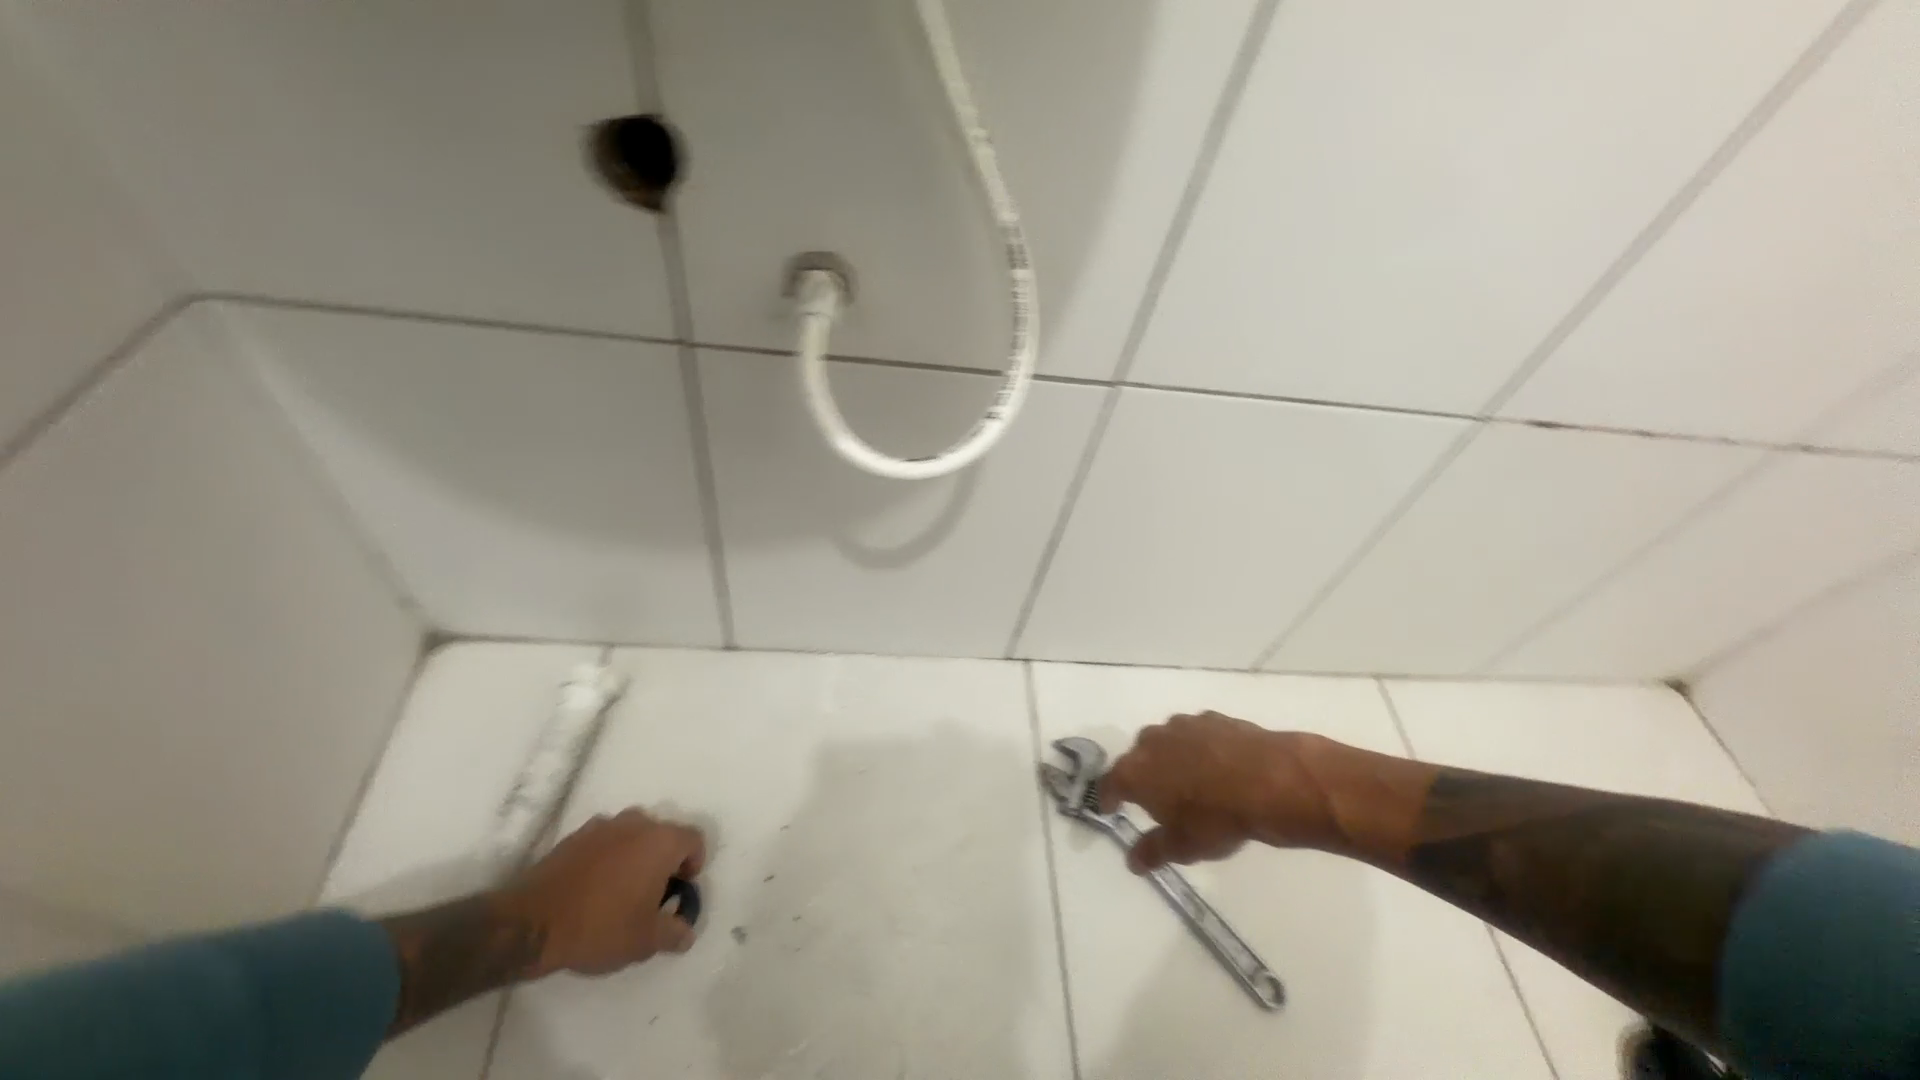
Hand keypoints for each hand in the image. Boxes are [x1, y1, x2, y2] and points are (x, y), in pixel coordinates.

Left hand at [505, 807, 705, 976]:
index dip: (695, 863)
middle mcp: (634, 824)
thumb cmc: (599, 927)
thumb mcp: (645, 941)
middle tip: (654, 892)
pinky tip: (594, 888)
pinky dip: (607, 857)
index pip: (694, 839)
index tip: (682, 889)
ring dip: (634, 855)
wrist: (530, 924)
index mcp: (660, 842)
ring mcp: (600, 827)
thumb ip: (674, 933)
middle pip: (662, 833)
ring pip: (631, 834)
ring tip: (623, 889)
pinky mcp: (572, 838)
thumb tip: (686, 932)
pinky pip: (603, 841)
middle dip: (664, 858)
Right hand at [1098, 712, 1346, 871]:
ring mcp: (1183, 725)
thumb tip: (1133, 862)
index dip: (1109, 798)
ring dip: (1171, 758)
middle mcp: (1152, 741)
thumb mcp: (1183, 846)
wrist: (1271, 781)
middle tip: (1157, 797)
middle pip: (1137, 758)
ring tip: (1189, 779)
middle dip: (1143, 775)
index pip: (1109, 784)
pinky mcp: (1213, 718)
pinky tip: (1217, 765)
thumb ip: (1153, 851)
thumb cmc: (1217, 818)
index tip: (1112, 808)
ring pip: (1167, 742)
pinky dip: (1200, 748)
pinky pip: (1196, 734)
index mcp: (1135, 772)